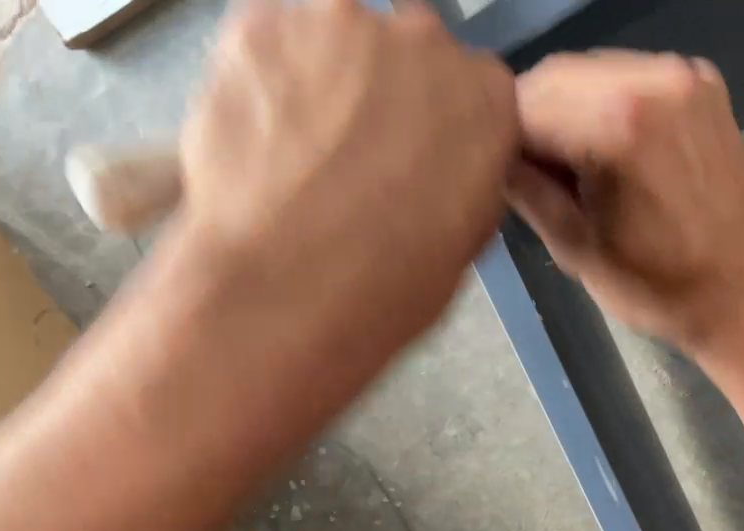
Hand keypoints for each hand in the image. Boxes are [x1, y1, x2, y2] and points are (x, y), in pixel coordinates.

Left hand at [179, 0, 516, 356]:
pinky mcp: (260, 22)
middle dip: (379, 97)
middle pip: (401, 54)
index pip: (469, 90)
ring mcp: (339, 23)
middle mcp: (423, 40)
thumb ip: (461, 181)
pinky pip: (266, 44)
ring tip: (297, 158)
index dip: (433, 128)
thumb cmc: (387, 289)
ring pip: (330, 42)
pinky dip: (262, 83)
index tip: (409, 163)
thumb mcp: (461, 245)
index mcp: (486, 99)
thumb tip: (439, 171)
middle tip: (349, 163)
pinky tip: (257, 142)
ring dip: (320, 85)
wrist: (285, 291)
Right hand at [506, 51, 743, 352]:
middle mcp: (652, 78)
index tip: (504, 177)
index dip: (505, 142)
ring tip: (578, 166)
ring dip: (571, 109)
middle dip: (536, 119)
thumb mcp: (576, 249)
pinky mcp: (703, 83)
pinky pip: (633, 75)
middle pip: (557, 75)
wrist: (743, 292)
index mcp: (616, 123)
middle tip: (538, 174)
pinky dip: (611, 104)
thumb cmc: (658, 288)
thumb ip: (527, 191)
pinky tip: (615, 150)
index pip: (526, 105)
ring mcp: (683, 75)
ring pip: (593, 70)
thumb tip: (493, 158)